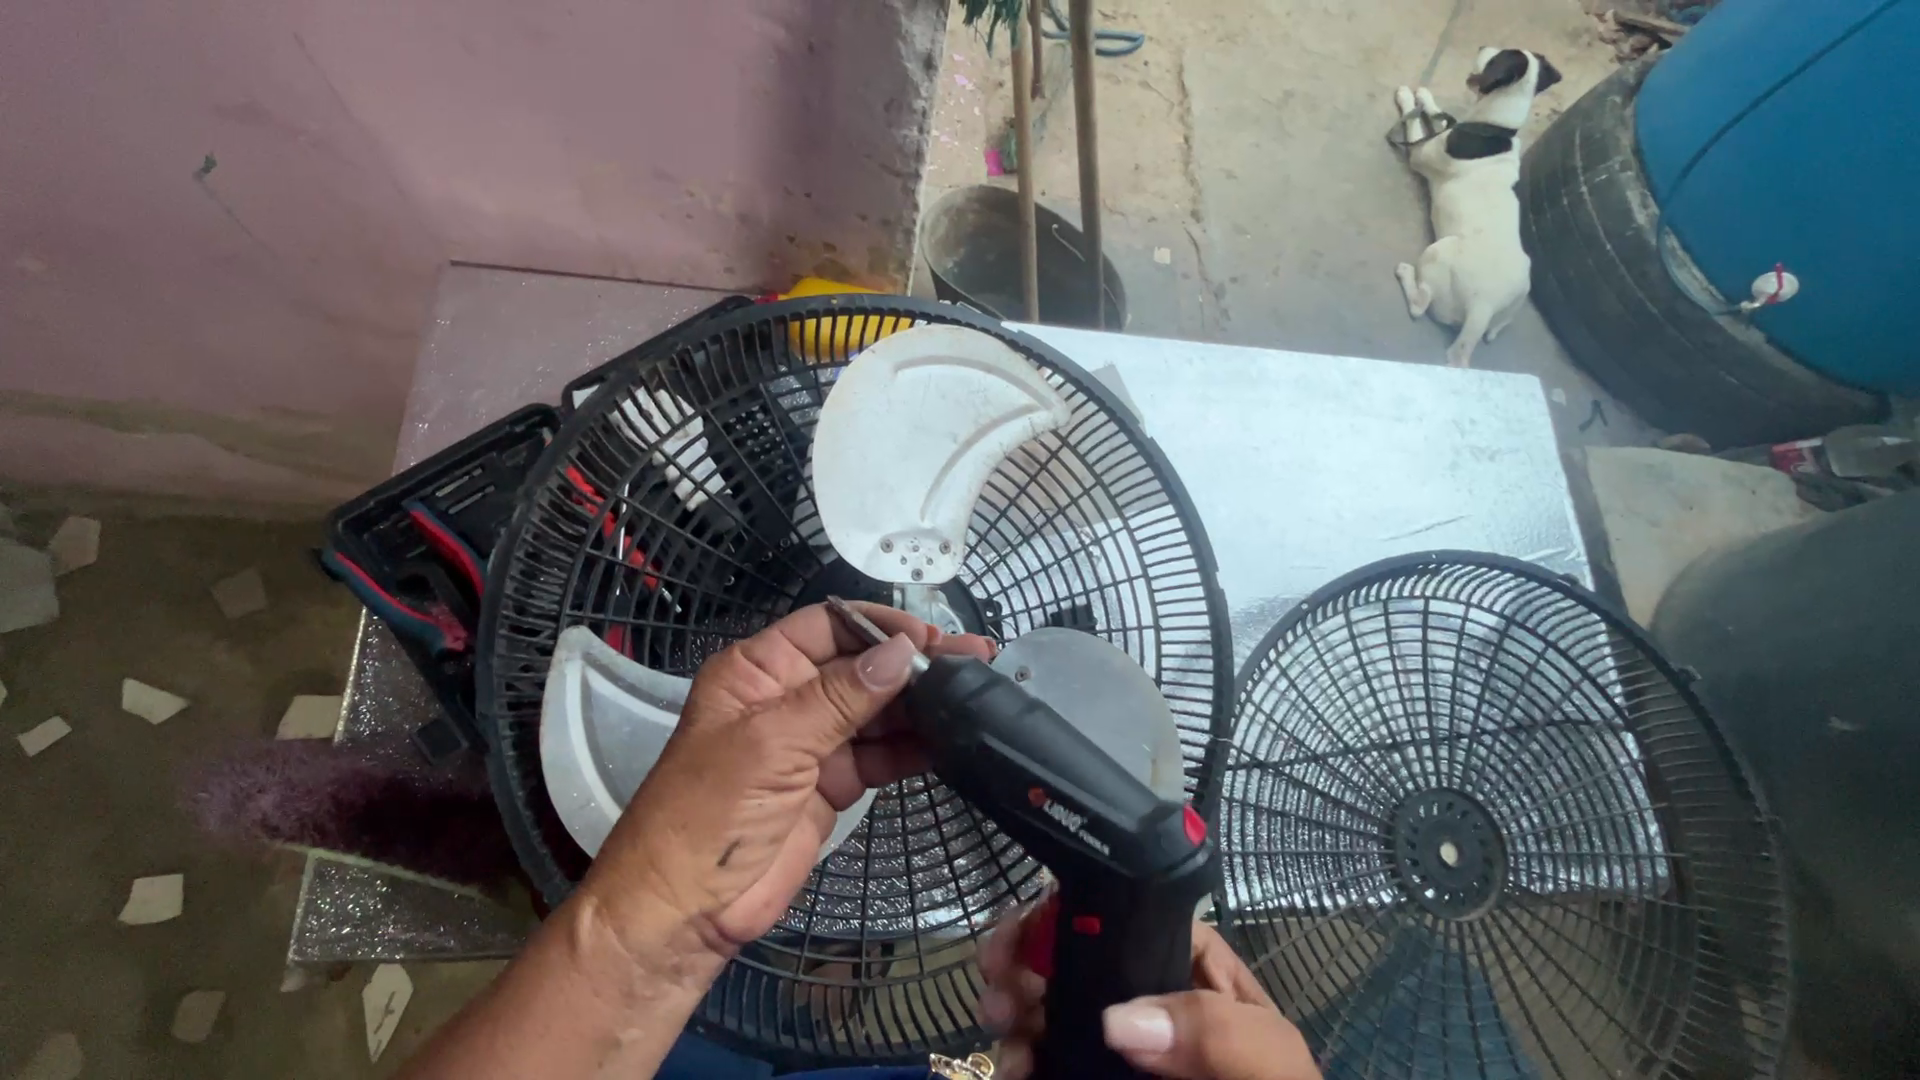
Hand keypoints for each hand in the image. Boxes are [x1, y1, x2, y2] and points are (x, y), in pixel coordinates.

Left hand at [579, 601, 993, 958]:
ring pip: (877, 709)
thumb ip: (841, 696)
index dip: (880, 626)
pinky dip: (914, 747)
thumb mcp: (772, 743)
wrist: (686, 911)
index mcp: (759, 670)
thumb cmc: (711, 812)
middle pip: (861, 666)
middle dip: (913, 663)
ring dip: (921, 704)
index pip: (829, 626)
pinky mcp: (833, 781)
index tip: (928, 638)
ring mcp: (813, 740)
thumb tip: (903, 652)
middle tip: (971, 659)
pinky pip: (881, 753)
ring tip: (974, 694)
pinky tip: (951, 738)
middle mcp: (790, 695)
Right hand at [978, 901, 1320, 1079]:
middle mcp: (1149, 999)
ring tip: (1001, 1040)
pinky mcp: (1095, 1075)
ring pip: (1049, 1007)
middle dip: (1021, 964)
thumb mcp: (1270, 1067)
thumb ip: (1216, 1034)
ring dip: (1010, 1013)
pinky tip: (1009, 1070)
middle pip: (1071, 957)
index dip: (1061, 918)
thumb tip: (1117, 1019)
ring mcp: (1122, 1047)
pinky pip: (1047, 1058)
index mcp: (1191, 970)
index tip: (1016, 944)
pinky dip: (1018, 1059)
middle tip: (996, 997)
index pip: (1120, 917)